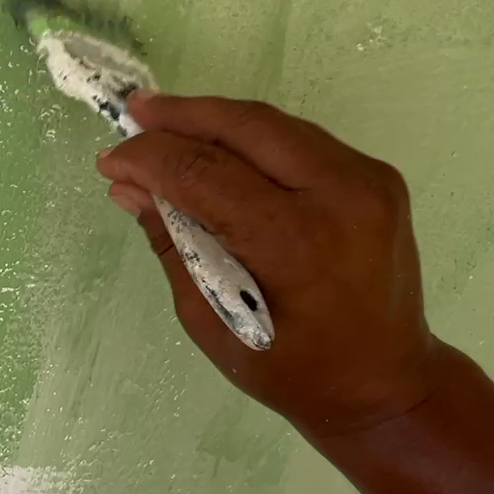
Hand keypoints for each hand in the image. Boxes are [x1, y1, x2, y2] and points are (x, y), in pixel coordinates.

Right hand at [98, 91, 445, 438]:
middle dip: (181, 116)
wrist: (383, 382)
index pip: (204, 174)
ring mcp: (367, 180)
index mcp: (294, 244)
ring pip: (274, 124)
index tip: (110, 161)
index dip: (150, 159)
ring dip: (213, 119)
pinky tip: (214, 145)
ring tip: (163, 121)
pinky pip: (297, 141)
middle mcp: (339, 196)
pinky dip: (248, 138)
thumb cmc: (288, 369)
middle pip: (245, 128)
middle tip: (133, 112)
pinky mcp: (375, 177)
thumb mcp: (211, 321)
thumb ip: (173, 245)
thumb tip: (131, 190)